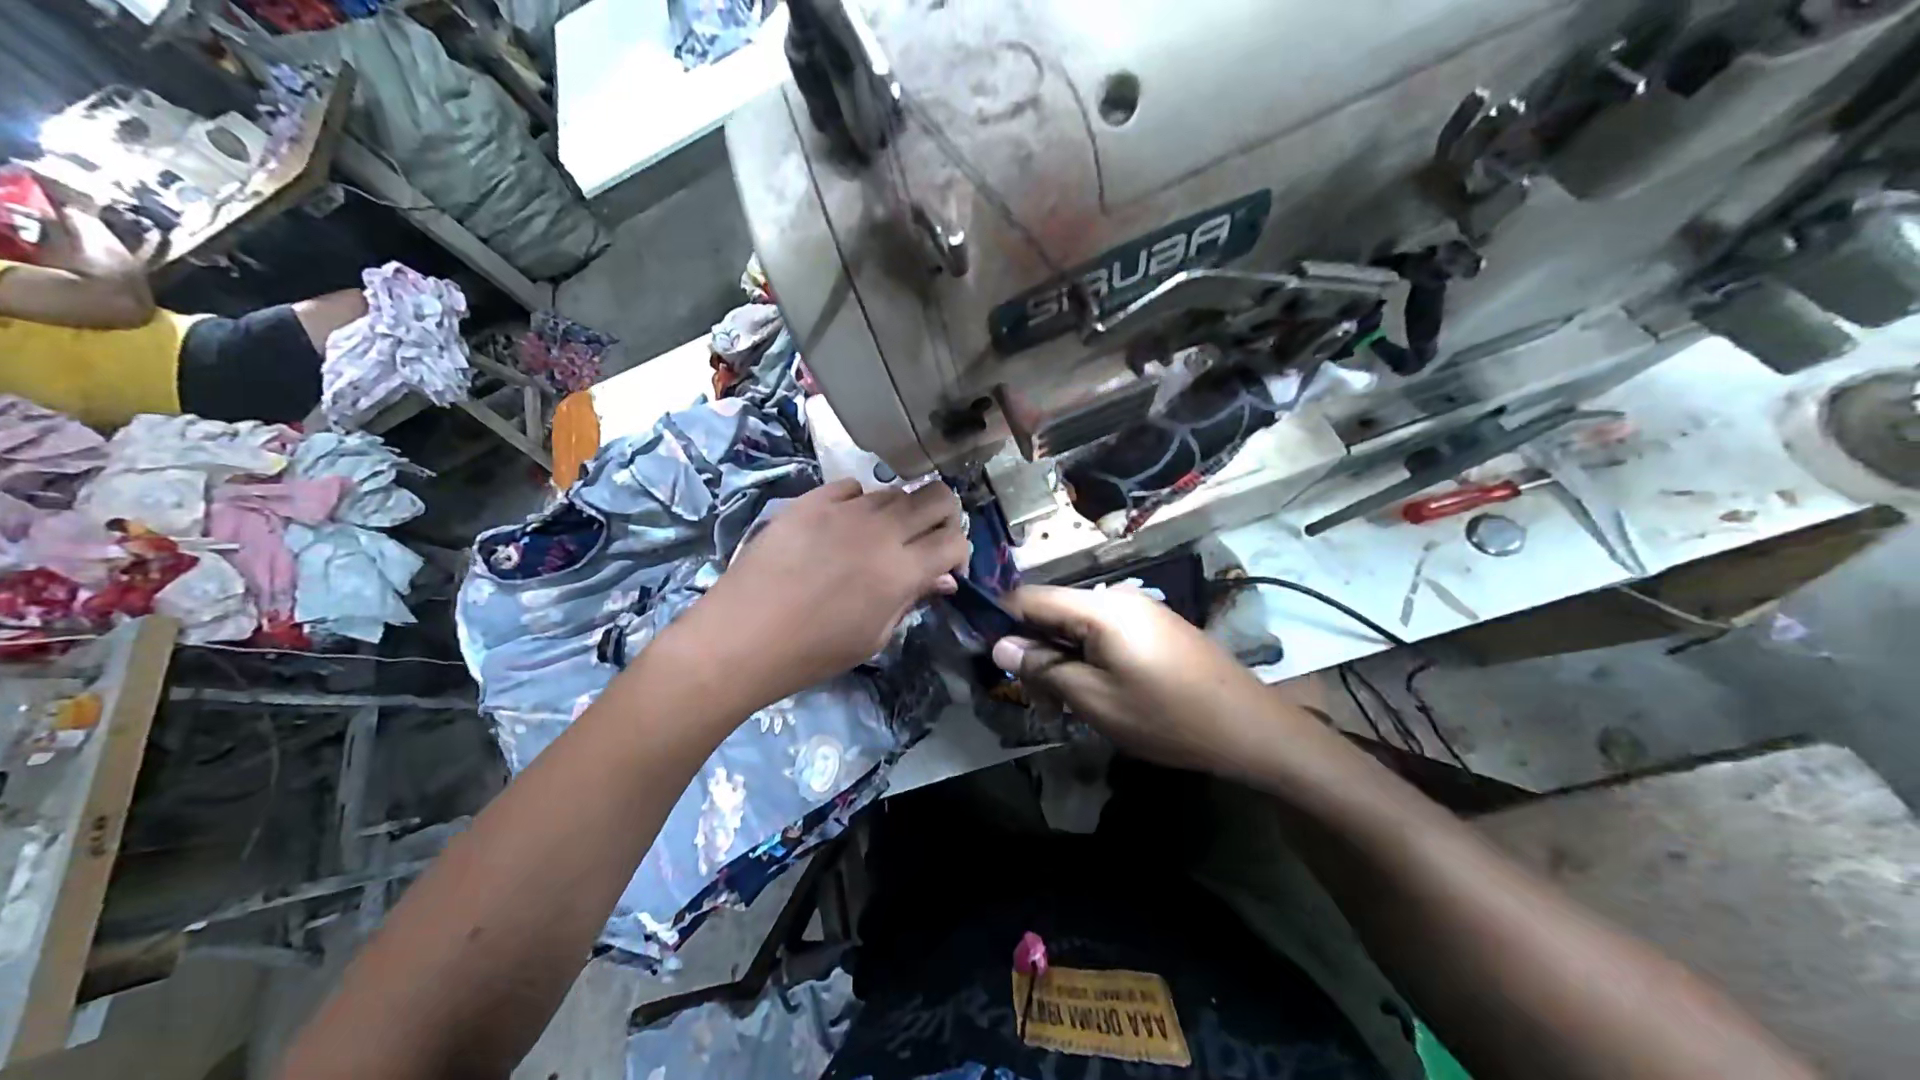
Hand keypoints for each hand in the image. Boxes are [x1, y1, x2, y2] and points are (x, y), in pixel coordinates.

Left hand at [669, 479, 968, 710]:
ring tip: (878, 539)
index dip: (959, 554)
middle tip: (926, 542)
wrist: (742, 636)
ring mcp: (843, 509)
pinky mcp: (810, 500)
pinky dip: (859, 504)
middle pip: (937, 496)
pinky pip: (851, 488)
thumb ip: (912, 599)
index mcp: (902, 569)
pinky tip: (844, 527)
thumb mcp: (874, 636)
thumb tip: (942, 579)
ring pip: (895, 491)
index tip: (945, 571)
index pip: (955, 540)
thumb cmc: (813, 651)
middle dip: (943, 518)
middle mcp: (881, 530)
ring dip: (900, 513)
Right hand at [993, 585, 1302, 776]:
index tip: (985, 653)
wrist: (1250, 728)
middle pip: (1055, 609)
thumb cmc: (1166, 716)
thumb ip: (1043, 669)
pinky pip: (1106, 633)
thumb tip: (1000, 645)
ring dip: (1061, 656)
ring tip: (1062, 700)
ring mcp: (1142, 611)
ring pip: (1079, 624)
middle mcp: (1119, 598)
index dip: (1001, 620)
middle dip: (1033, 646)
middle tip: (1030, 693)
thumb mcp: (1095, 700)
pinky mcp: (1157, 628)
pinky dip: (1088, 656)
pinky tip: (1095, 690)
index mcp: (1100, 608)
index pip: (1030, 596)